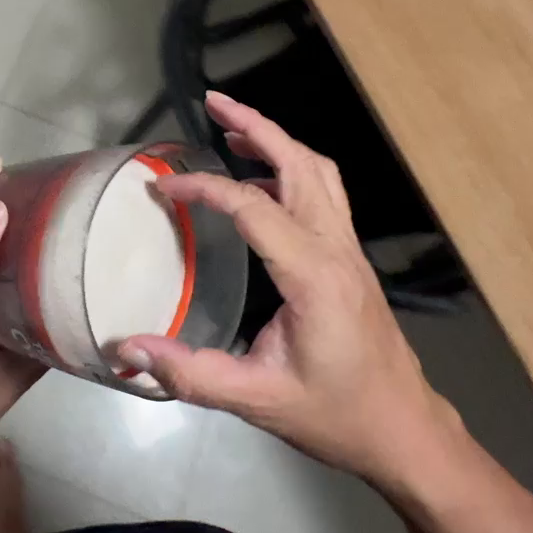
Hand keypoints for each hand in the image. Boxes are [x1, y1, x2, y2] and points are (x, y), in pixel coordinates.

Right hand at [119, 93, 463, 487]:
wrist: (404, 430)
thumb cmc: (335, 415)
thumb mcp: (259, 401)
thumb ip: (192, 374)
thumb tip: (128, 349)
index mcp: (313, 274)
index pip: (253, 206)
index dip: (204, 189)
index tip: (163, 189)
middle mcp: (336, 246)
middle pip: (299, 163)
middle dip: (256, 126)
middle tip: (214, 102)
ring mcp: (349, 248)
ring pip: (317, 171)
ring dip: (278, 142)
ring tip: (232, 131)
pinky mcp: (350, 256)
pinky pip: (322, 193)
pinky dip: (290, 170)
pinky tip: (259, 187)